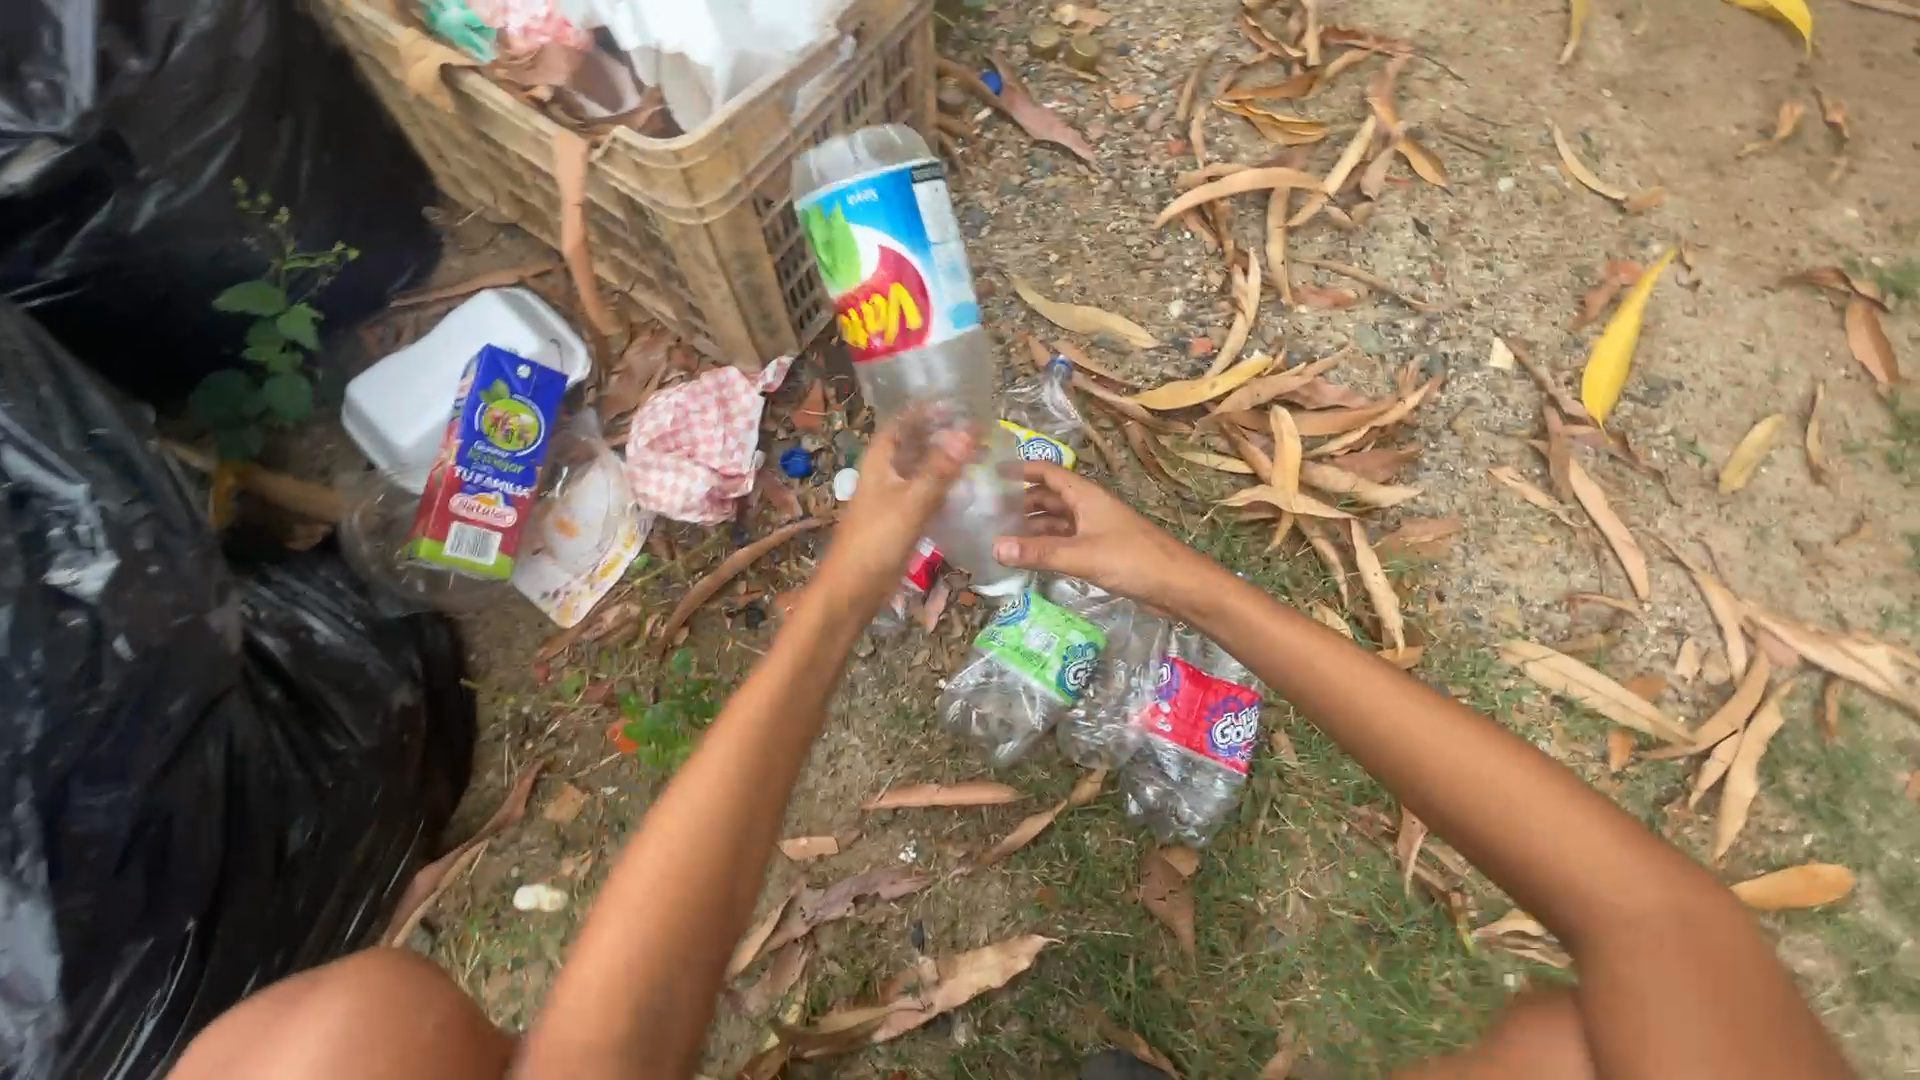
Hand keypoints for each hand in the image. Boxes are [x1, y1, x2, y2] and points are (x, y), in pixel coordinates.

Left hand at [814, 413, 975, 620]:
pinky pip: (927, 496)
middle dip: (944, 436)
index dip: (929, 409)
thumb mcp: (911, 502)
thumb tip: (969, 432)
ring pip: (923, 471)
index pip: (904, 421)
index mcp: (880, 460)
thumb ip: (940, 469)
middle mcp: (886, 473)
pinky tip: (968, 492)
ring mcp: (893, 498)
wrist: (853, 589)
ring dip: (947, 463)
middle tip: (980, 432)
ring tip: (981, 457)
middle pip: (915, 444)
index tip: (961, 403)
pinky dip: (945, 490)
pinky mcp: (902, 521)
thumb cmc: (876, 541)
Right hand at [993, 462, 1219, 613]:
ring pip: (1055, 521)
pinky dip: (1045, 546)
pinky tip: (1027, 557)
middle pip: (1048, 497)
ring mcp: (1094, 529)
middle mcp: (1087, 507)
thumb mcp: (1081, 555)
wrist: (1177, 585)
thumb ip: (1038, 552)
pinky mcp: (1099, 550)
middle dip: (1019, 502)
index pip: (1046, 472)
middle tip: (986, 512)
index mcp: (1085, 495)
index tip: (990, 475)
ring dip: (1031, 526)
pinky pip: (1064, 541)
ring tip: (998, 536)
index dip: (1020, 470)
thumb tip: (994, 548)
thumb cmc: (1132, 559)